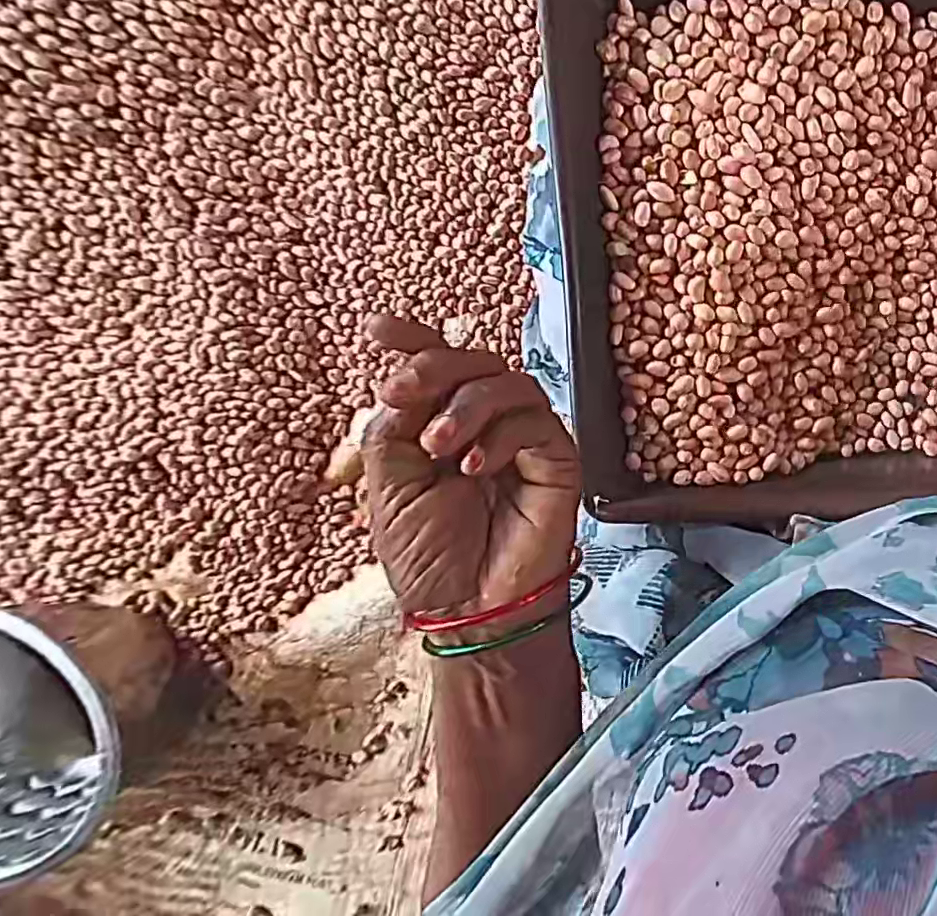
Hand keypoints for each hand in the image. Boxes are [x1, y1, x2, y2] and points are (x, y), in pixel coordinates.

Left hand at [362, 315, 580, 623]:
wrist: (471, 607)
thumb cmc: (431, 554)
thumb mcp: (389, 487)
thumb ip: (394, 429)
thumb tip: (405, 383)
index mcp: (446, 426)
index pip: (440, 370)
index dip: (414, 341)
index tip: (379, 330)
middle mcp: (488, 425)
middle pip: (476, 364)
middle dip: (436, 366)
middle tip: (403, 392)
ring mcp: (526, 439)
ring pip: (509, 384)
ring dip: (467, 404)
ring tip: (440, 446)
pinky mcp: (557, 457)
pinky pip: (535, 422)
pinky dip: (501, 435)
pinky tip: (476, 467)